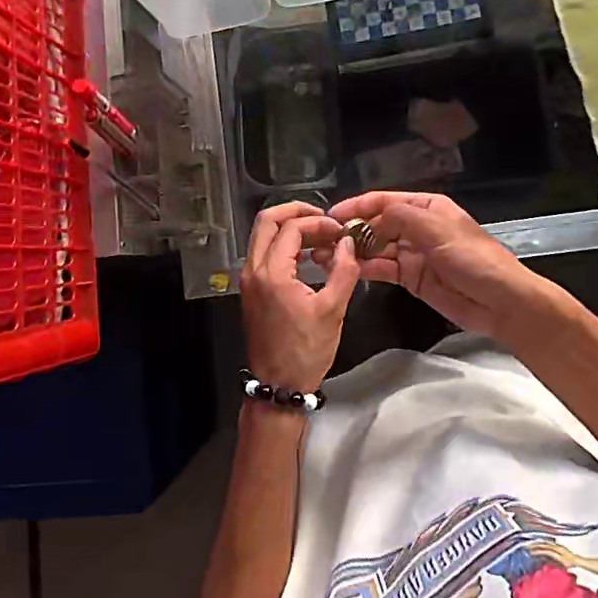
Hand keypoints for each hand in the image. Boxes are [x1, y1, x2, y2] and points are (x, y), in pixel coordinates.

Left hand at [240, 201, 358, 391]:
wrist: (278, 384)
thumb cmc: (306, 350)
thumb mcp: (333, 310)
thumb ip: (344, 270)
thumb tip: (348, 243)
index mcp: (271, 273)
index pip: (292, 228)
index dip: (319, 223)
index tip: (340, 233)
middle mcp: (253, 270)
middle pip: (267, 221)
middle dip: (296, 213)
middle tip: (323, 219)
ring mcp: (248, 279)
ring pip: (263, 235)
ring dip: (290, 228)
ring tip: (320, 237)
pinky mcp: (251, 289)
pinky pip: (264, 252)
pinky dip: (284, 245)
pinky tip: (309, 256)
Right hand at [322, 192, 551, 338]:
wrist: (501, 302)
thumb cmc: (473, 258)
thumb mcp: (437, 230)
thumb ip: (400, 218)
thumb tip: (369, 219)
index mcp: (428, 207)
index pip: (386, 200)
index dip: (358, 205)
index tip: (332, 214)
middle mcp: (418, 227)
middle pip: (378, 223)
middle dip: (352, 230)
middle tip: (325, 240)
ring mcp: (414, 253)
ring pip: (377, 247)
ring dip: (355, 250)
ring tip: (327, 256)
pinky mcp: (412, 278)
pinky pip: (384, 269)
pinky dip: (366, 268)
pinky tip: (348, 269)